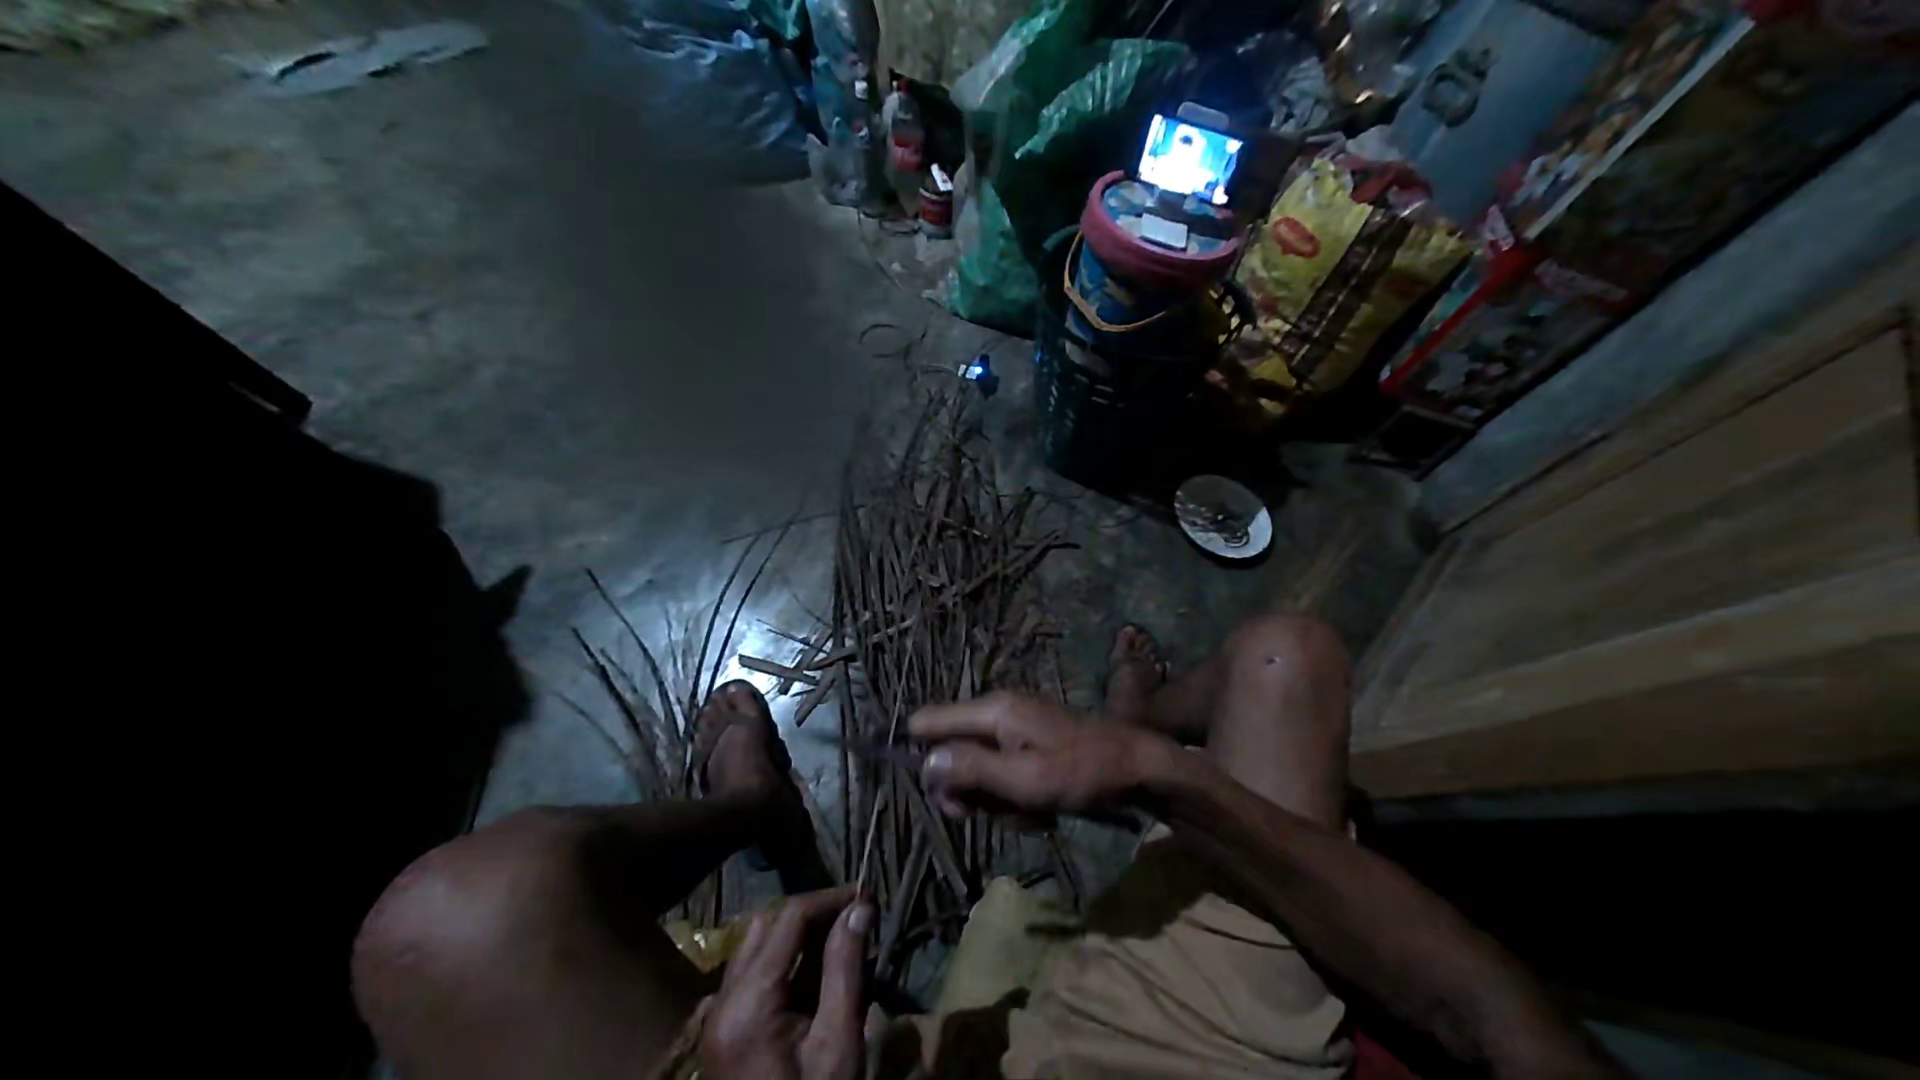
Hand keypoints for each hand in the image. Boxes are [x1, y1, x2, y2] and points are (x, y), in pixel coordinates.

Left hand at [698, 886, 873, 1079]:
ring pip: (756, 944)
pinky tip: (818, 972)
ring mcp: (718, 1015)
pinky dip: (785, 958)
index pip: (789, 919)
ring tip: (840, 939)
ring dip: (798, 933)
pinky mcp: (725, 1029)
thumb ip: (846, 968)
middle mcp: (723, 999)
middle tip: (855, 917)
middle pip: (767, 925)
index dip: (830, 900)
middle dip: (813, 913)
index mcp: (748, 1002)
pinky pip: (753, 972)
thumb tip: (860, 908)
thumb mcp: (839, 1042)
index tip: (867, 896)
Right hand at [908, 691, 1170, 817]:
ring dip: (994, 800)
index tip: (942, 795)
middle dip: (966, 790)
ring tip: (1028, 812)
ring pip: (976, 771)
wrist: (1137, 769)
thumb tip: (925, 763)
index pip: (929, 721)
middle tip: (988, 814)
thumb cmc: (1082, 772)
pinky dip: (1013, 797)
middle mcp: (997, 713)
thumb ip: (972, 770)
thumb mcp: (1025, 779)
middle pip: (951, 753)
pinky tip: (1039, 810)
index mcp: (993, 710)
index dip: (923, 757)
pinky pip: (1001, 775)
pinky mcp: (1027, 746)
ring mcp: (1014, 729)